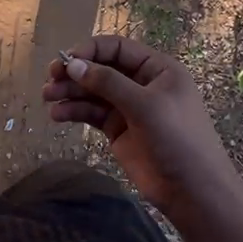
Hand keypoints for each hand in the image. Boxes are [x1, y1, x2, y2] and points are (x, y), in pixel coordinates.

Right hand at [42, 35, 231, 208]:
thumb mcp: (145, 105)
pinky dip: (73, 111)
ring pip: (92, 90)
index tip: (66, 60)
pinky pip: (91, 112)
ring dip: (69, 91)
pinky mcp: (118, 129)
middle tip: (50, 78)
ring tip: (48, 98)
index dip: (90, 51)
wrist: (194, 193)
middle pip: (101, 68)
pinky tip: (57, 115)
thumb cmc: (178, 140)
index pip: (117, 48)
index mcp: (157, 69)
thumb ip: (108, 82)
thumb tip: (72, 64)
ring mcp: (128, 107)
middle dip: (75, 72)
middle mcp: (141, 83)